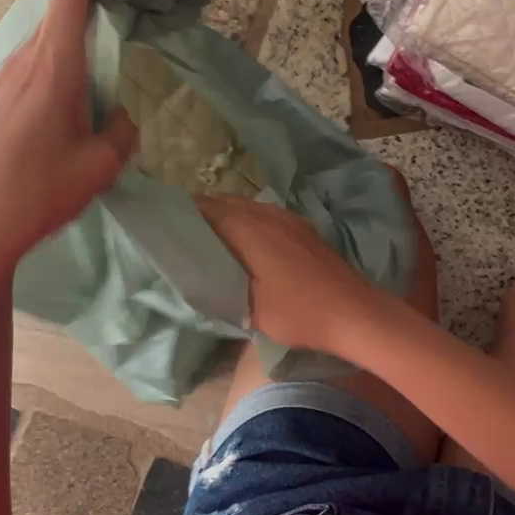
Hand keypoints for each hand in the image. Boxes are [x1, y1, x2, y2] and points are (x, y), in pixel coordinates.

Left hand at [0, 0, 136, 277]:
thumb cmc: (40, 193)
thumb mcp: (102, 166)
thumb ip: (124, 129)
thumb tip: (128, 112)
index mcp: (53, 65)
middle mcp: (24, 61)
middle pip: (58, 14)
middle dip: (92, 6)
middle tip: (129, 15)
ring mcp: (2, 81)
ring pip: (44, 43)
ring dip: (73, 42)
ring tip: (106, 60)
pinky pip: (30, 67)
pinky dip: (54, 65)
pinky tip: (71, 97)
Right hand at [196, 194, 402, 357]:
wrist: (355, 312)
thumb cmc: (299, 311)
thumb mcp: (248, 307)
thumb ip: (217, 285)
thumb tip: (192, 271)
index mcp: (248, 227)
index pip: (204, 207)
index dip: (180, 212)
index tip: (159, 224)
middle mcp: (266, 214)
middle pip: (223, 202)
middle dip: (198, 213)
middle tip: (176, 234)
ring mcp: (287, 219)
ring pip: (244, 207)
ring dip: (222, 217)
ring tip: (203, 239)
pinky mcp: (301, 229)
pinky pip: (262, 215)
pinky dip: (243, 222)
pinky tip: (240, 244)